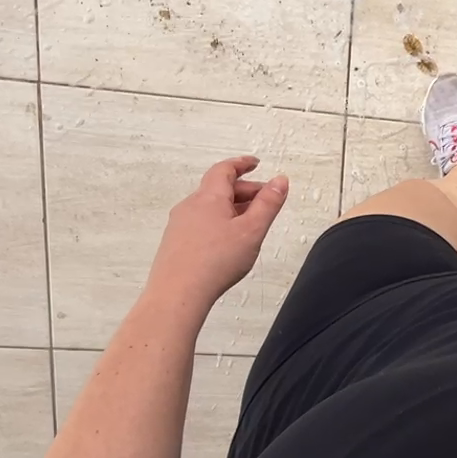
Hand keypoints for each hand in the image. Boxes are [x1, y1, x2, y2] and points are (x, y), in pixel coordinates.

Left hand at [143, 156, 287, 316]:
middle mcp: (190, 206)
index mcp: (209, 198)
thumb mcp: (252, 230)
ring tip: (251, 223)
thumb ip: (268, 204)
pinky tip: (230, 241)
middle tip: (266, 200)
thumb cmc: (216, 261)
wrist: (178, 294)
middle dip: (244, 190)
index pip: (224, 170)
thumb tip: (280, 180)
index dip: (241, 164)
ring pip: (210, 207)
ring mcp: (180, 224)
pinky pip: (201, 222)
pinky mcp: (176, 242)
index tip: (255, 163)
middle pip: (219, 189)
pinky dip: (220, 222)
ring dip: (233, 208)